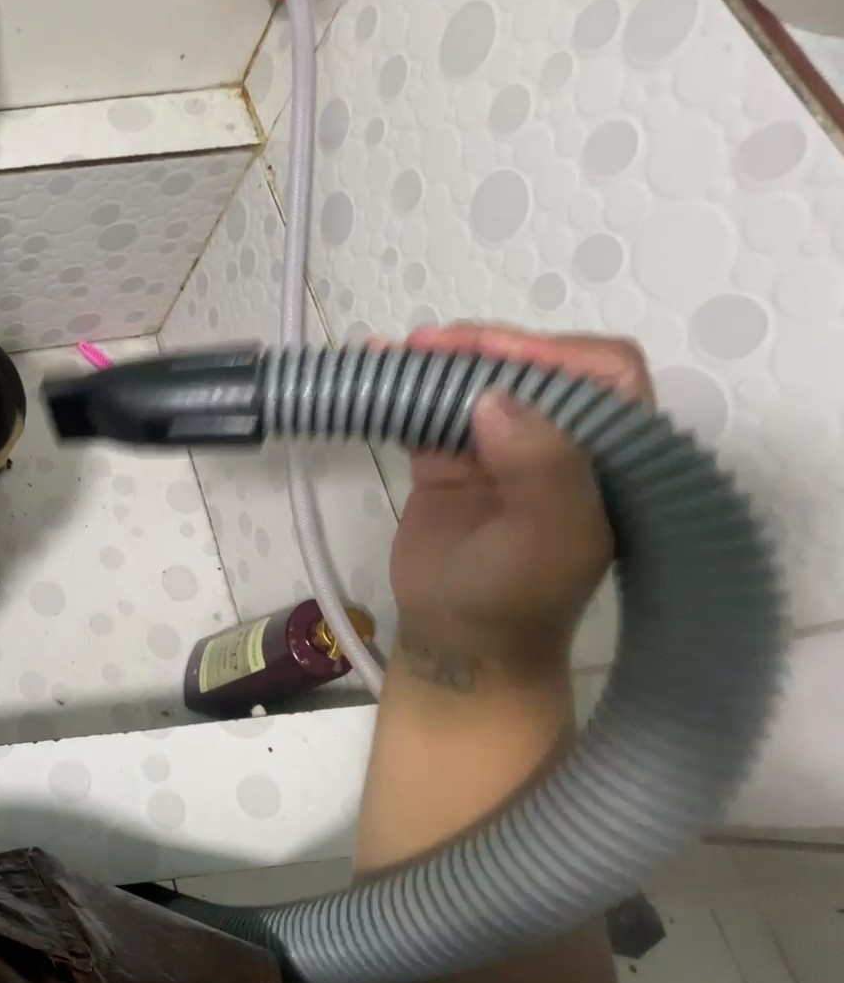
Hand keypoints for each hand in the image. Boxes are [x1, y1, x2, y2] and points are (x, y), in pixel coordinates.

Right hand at [390, 323, 653, 684]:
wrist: (457, 639)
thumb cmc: (517, 595)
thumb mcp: (549, 536)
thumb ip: (541, 465)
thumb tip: (492, 396)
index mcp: (610, 452)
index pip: (600, 375)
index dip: (549, 354)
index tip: (486, 355)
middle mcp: (559, 440)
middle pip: (528, 369)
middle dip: (479, 348)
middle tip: (424, 343)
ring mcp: (498, 450)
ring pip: (473, 384)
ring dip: (433, 363)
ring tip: (388, 351)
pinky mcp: (448, 463)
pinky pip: (426, 414)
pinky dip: (400, 393)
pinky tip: (372, 375)